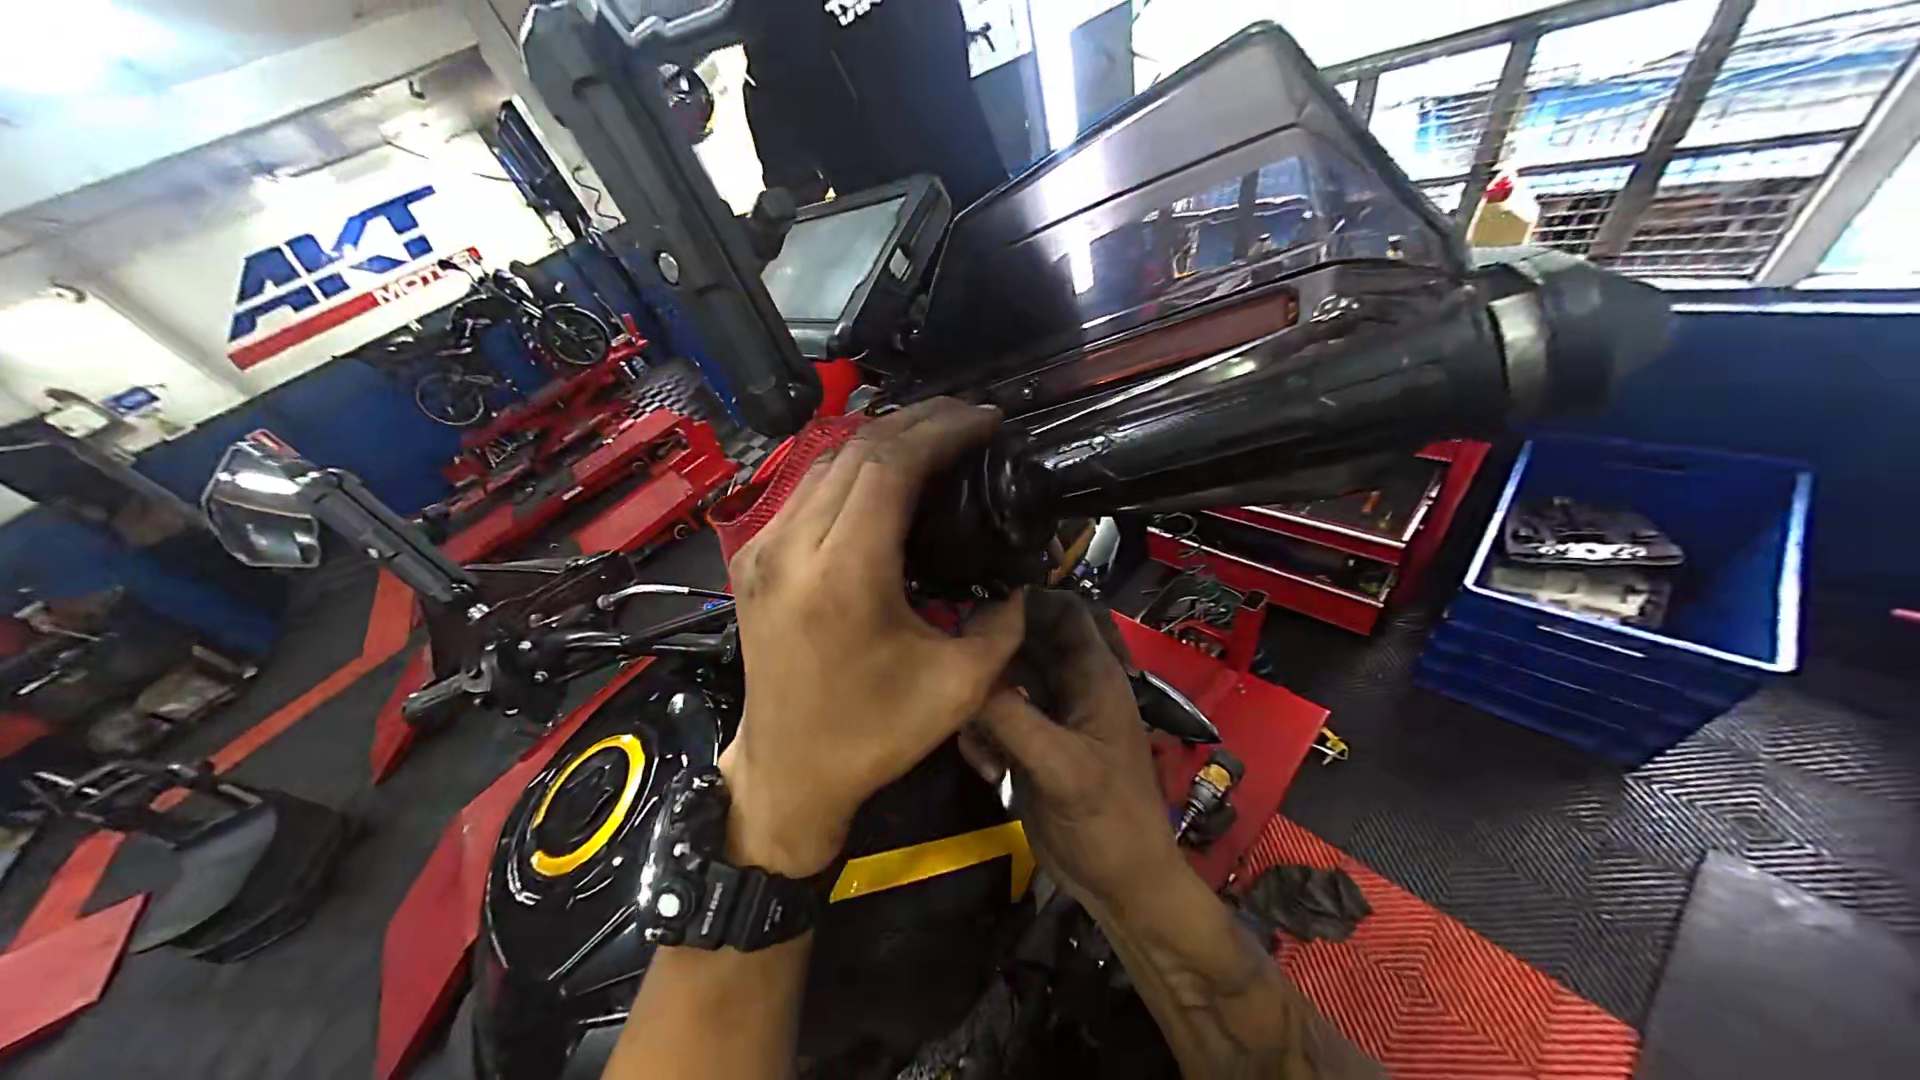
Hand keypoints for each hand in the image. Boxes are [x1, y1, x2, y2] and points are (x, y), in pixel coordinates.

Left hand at [722, 398, 1024, 876]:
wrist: (788, 771)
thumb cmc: (872, 735)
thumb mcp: (960, 685)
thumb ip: (1003, 623)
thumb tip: (1021, 580)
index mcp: (843, 573)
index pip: (890, 465)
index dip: (942, 430)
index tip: (985, 421)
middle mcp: (791, 546)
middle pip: (856, 449)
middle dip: (919, 422)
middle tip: (969, 420)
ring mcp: (762, 548)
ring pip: (826, 460)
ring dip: (884, 439)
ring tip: (936, 436)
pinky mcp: (753, 557)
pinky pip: (806, 488)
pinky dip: (851, 467)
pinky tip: (886, 473)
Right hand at [975, 589, 1183, 914]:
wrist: (1120, 885)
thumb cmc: (1108, 821)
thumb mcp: (1062, 769)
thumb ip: (1013, 719)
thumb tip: (962, 676)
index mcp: (1094, 675)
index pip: (1063, 611)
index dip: (1025, 600)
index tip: (978, 611)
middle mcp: (1070, 685)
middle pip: (1023, 642)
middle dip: (990, 655)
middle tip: (954, 670)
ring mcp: (1048, 714)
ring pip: (1002, 680)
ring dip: (981, 704)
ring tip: (979, 745)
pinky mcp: (1029, 742)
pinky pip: (994, 717)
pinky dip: (982, 734)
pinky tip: (987, 769)